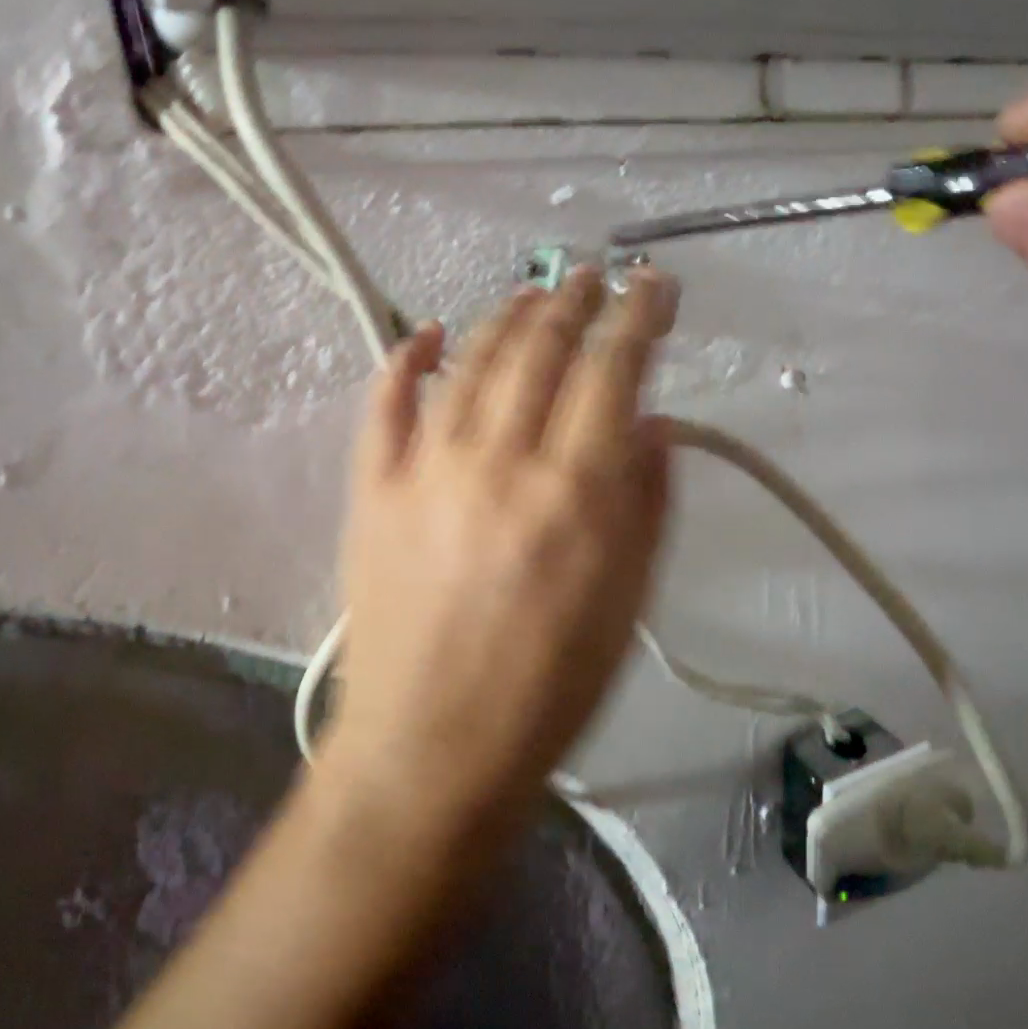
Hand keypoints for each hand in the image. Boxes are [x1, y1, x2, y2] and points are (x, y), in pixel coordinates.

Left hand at [321, 266, 678, 814]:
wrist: (433, 750)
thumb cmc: (549, 691)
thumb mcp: (627, 604)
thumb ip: (645, 505)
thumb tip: (651, 425)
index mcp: (574, 493)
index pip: (613, 372)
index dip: (639, 316)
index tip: (656, 286)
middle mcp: (499, 462)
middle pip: (540, 349)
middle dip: (574, 300)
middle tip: (594, 278)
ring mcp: (425, 471)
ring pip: (470, 362)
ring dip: (507, 316)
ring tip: (533, 294)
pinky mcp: (372, 492)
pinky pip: (384, 405)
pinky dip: (406, 359)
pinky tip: (427, 334)